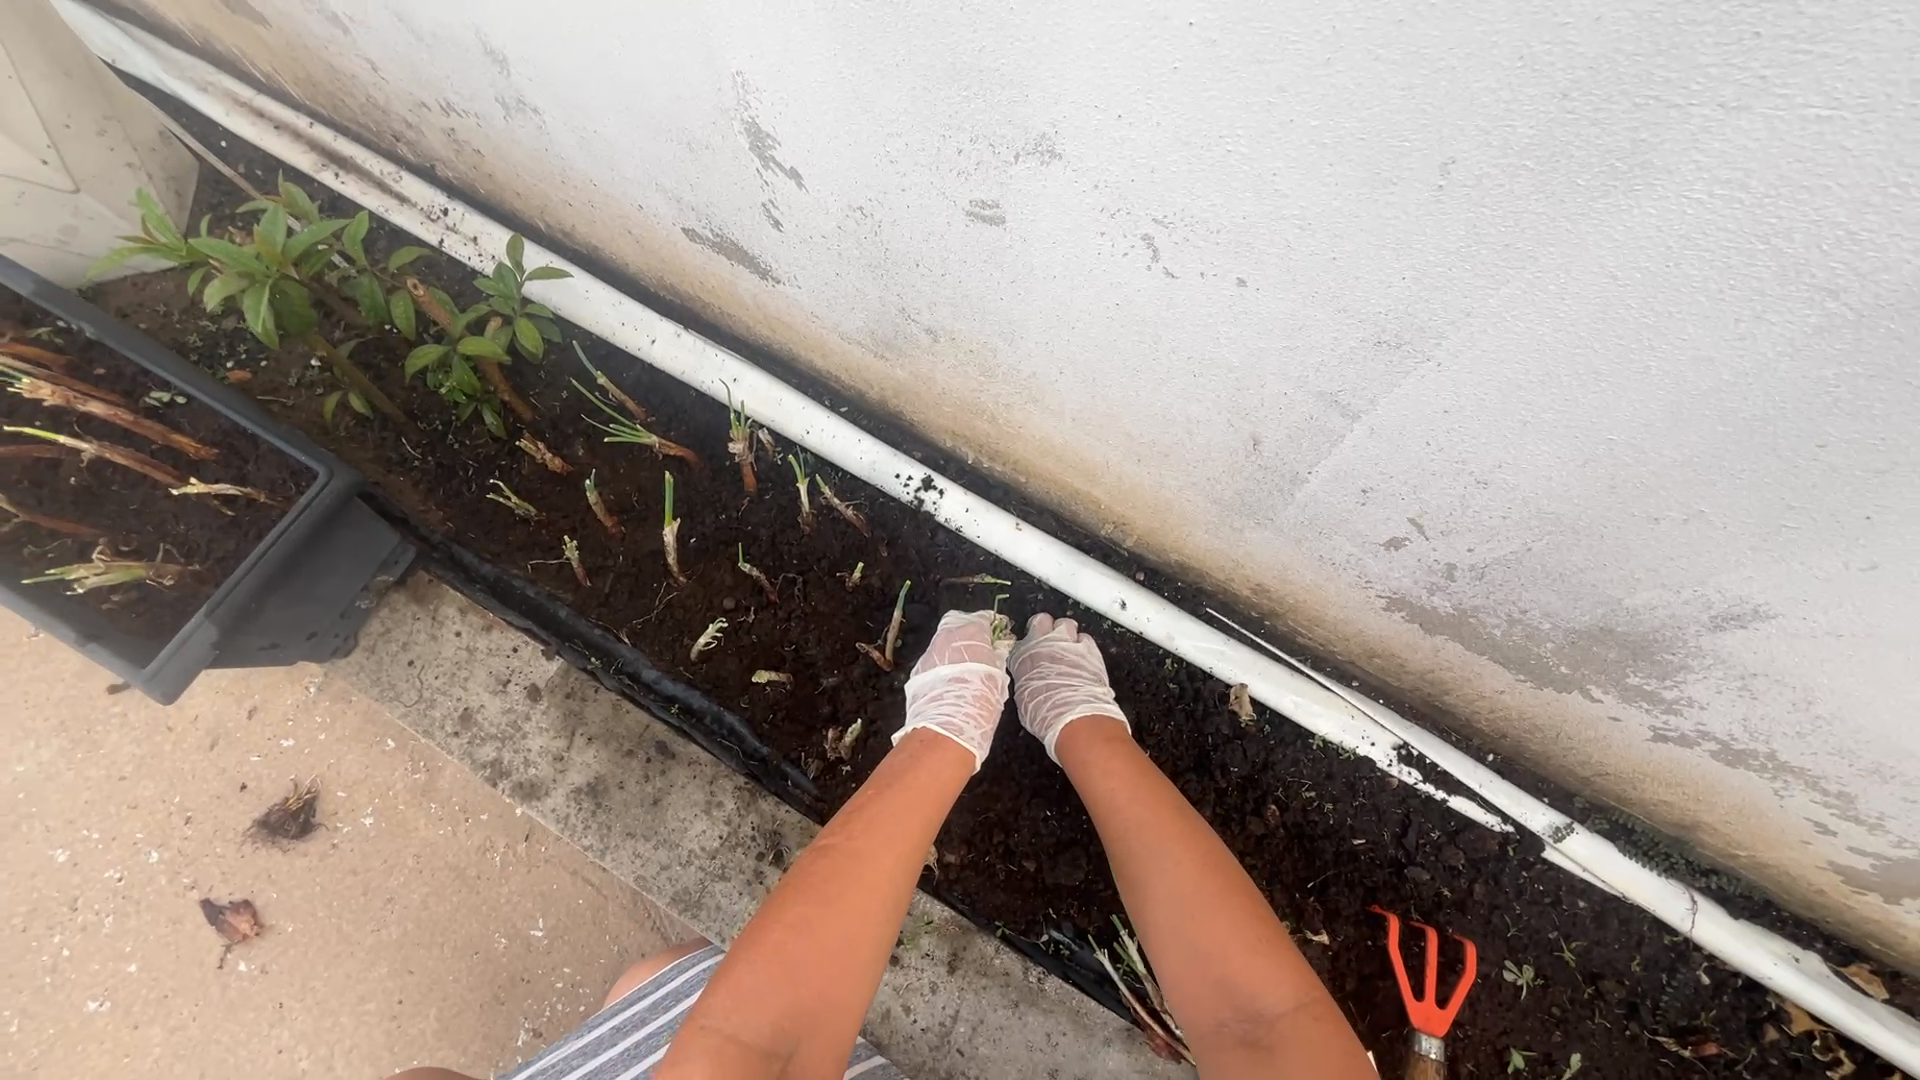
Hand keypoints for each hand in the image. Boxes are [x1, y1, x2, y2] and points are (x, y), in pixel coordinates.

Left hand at [890, 610, 1012, 771]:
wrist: (946, 727)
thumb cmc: (980, 700)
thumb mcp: (999, 676)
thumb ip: (997, 656)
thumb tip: (998, 649)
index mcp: (971, 632)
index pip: (983, 617)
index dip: (992, 624)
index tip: (998, 633)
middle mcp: (946, 636)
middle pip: (956, 622)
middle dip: (967, 630)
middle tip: (980, 647)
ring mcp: (929, 653)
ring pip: (942, 642)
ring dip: (953, 649)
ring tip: (965, 667)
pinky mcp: (917, 671)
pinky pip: (933, 661)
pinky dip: (942, 666)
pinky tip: (949, 681)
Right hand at [1007, 613, 1128, 760]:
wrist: (1074, 716)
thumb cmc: (1046, 713)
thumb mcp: (1024, 696)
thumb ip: (1026, 677)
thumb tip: (1030, 678)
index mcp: (1023, 656)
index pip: (1023, 636)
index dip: (1029, 640)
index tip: (1032, 646)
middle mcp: (1043, 644)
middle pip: (1045, 620)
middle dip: (1049, 629)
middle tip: (1052, 642)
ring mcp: (1068, 643)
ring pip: (1067, 624)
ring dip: (1068, 634)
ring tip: (1070, 649)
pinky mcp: (1089, 649)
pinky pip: (1085, 638)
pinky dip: (1085, 646)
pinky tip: (1085, 658)